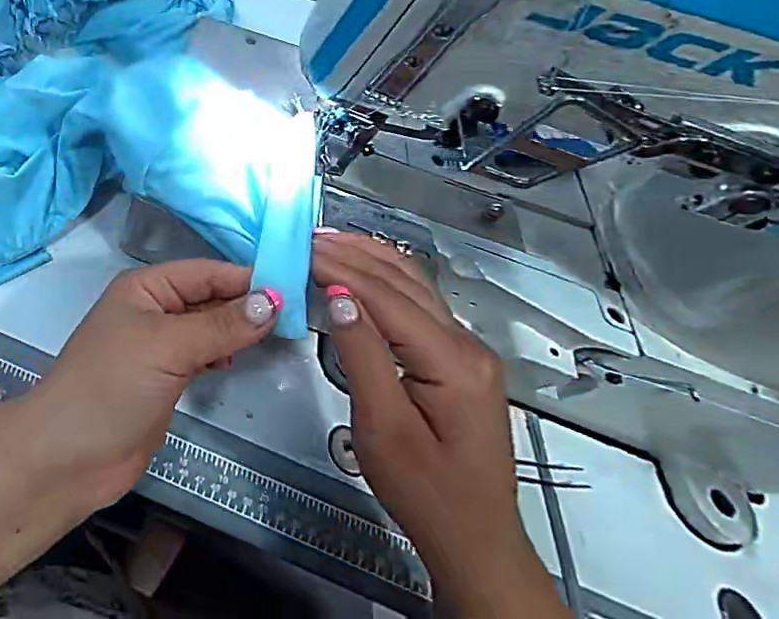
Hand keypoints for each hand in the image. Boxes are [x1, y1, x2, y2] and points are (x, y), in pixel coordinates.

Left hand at [27, 260, 280, 505]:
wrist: (68, 458)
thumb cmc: (111, 387)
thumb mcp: (168, 346)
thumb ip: (222, 325)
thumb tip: (272, 301)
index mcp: (146, 287)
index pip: (207, 272)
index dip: (246, 279)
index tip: (292, 288)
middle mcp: (153, 309)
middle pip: (209, 298)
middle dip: (246, 304)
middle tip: (294, 314)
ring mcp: (158, 346)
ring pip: (208, 327)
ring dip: (237, 330)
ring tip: (276, 334)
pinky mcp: (164, 378)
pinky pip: (203, 354)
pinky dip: (223, 354)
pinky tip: (239, 359)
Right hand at [314, 233, 564, 616]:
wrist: (475, 540)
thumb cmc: (427, 494)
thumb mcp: (383, 431)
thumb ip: (362, 357)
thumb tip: (338, 296)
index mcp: (453, 361)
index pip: (388, 297)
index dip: (342, 269)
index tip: (303, 251)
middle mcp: (467, 344)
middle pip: (405, 280)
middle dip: (355, 254)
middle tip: (310, 238)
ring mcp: (467, 348)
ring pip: (415, 284)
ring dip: (371, 258)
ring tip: (330, 243)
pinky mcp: (459, 357)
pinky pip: (419, 303)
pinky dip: (385, 279)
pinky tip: (363, 271)